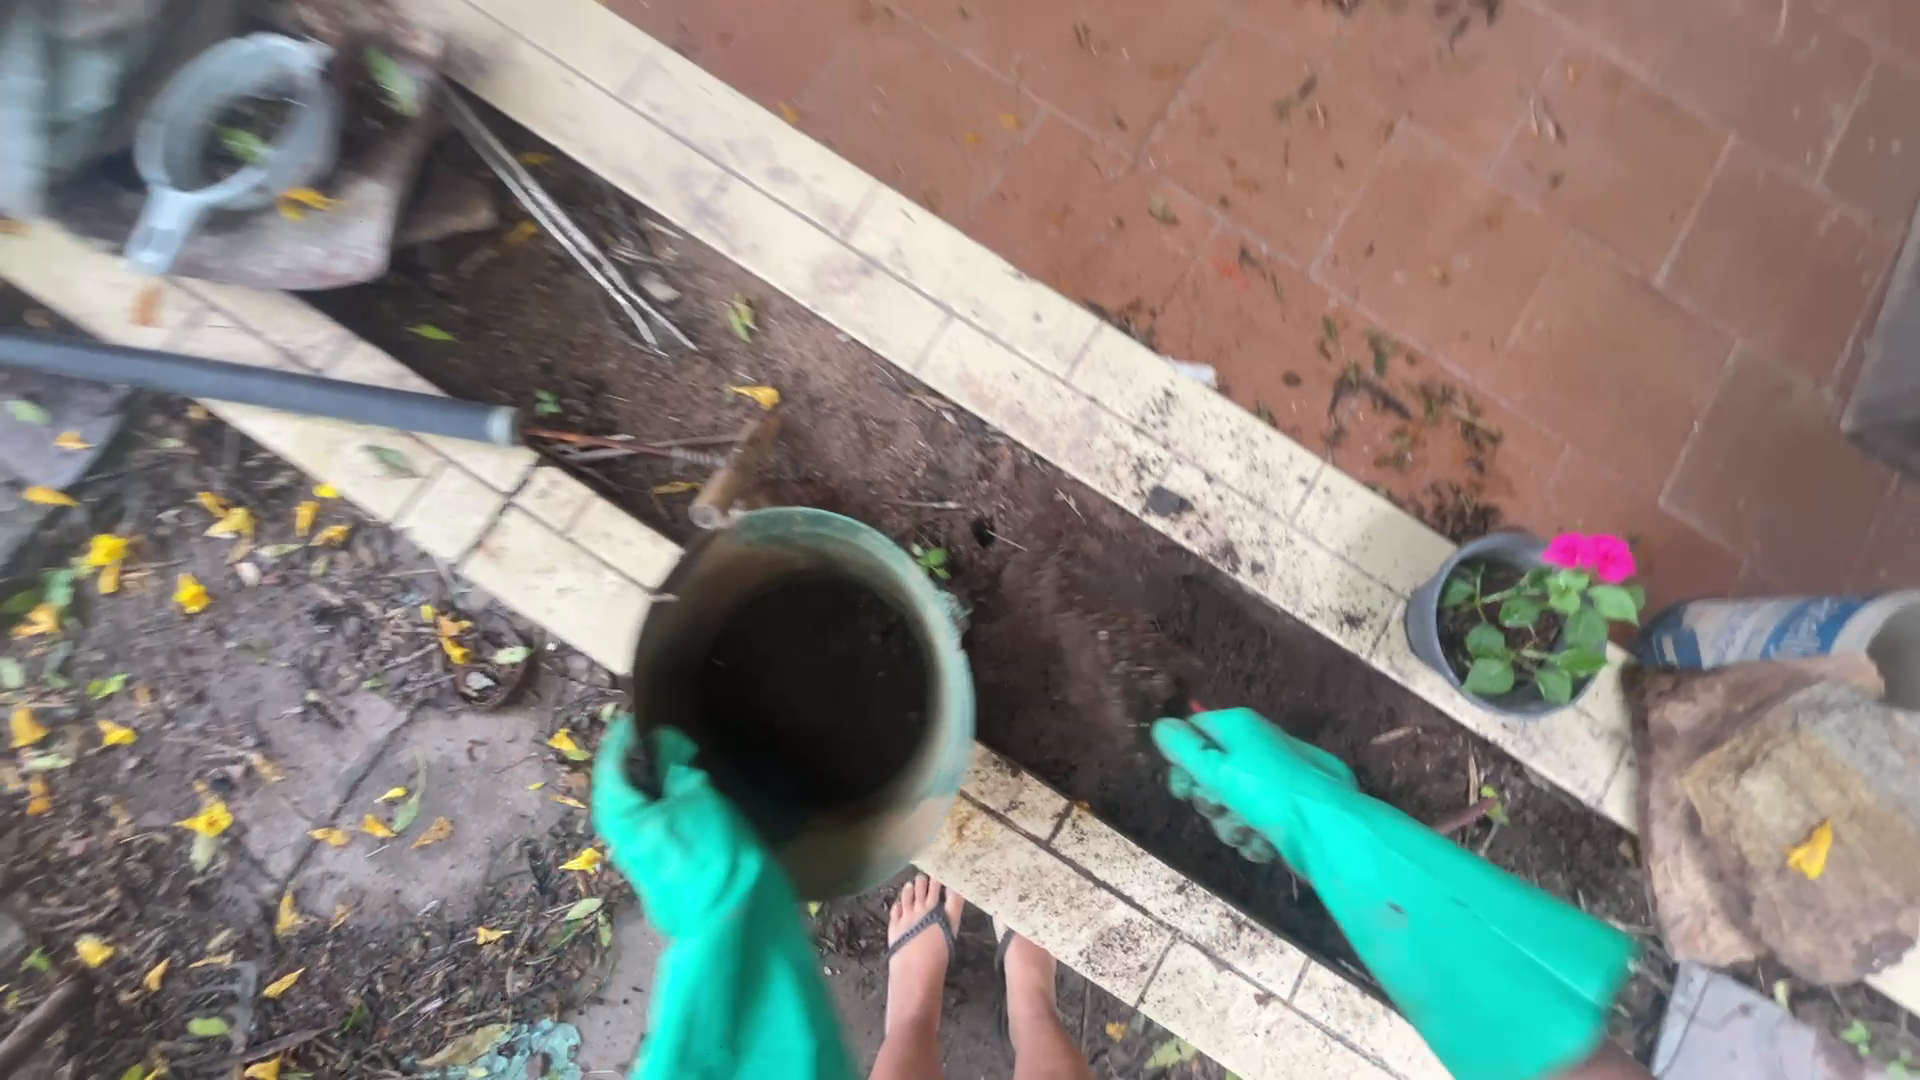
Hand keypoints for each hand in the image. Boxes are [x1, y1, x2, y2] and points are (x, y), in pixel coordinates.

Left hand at [591, 712, 775, 937]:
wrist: (729, 916)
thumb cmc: (712, 849)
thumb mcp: (698, 795)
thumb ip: (675, 766)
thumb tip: (661, 741)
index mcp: (621, 816)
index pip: (612, 764)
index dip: (624, 736)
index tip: (641, 712)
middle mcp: (619, 835)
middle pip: (618, 785)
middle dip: (636, 757)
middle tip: (662, 732)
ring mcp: (636, 853)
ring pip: (634, 804)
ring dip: (650, 779)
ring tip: (675, 756)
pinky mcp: (656, 864)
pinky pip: (648, 820)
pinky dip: (660, 799)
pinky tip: (683, 790)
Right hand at [1150, 707, 1359, 867]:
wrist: (1332, 837)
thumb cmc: (1268, 794)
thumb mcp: (1216, 767)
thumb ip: (1181, 747)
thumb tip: (1161, 726)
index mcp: (1240, 728)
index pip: (1193, 732)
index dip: (1181, 761)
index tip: (1182, 787)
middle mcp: (1257, 749)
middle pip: (1209, 773)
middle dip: (1208, 799)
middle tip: (1216, 807)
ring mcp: (1275, 784)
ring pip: (1228, 805)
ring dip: (1230, 824)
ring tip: (1248, 831)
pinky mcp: (1288, 816)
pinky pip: (1253, 825)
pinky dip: (1254, 838)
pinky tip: (1265, 845)